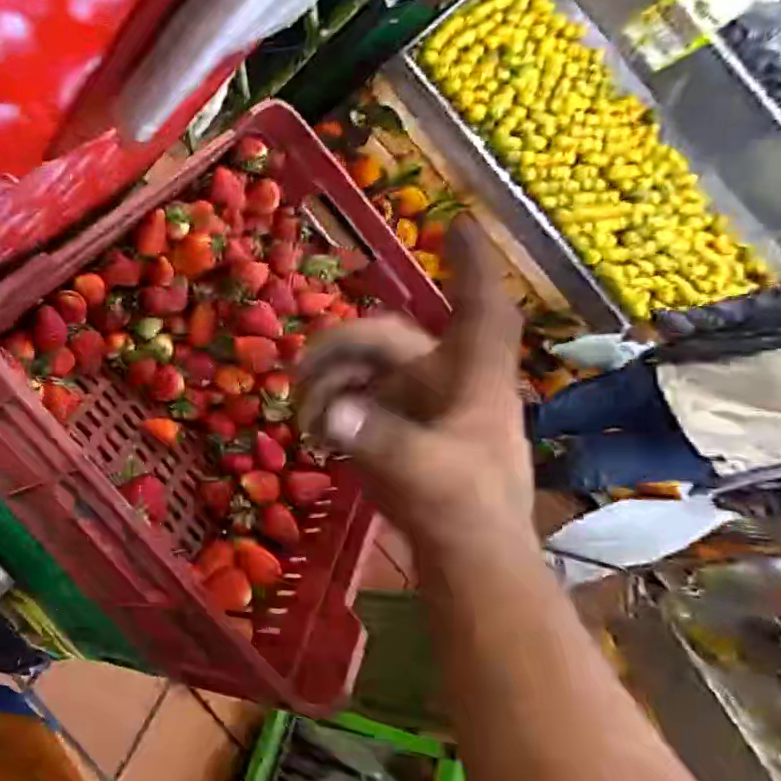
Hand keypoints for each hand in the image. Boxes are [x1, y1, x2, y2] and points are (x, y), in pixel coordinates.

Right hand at [295, 222, 530, 554]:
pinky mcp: (387, 426)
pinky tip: (314, 433)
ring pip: (358, 368)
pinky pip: (347, 399)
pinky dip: (326, 410)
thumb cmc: (464, 511)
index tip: (458, 223)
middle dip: (340, 352)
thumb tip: (332, 411)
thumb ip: (378, 440)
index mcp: (473, 380)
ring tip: (304, 416)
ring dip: (325, 385)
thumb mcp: (425, 474)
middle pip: (384, 339)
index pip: (479, 311)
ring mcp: (411, 403)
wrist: (462, 556)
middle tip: (301, 377)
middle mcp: (440, 380)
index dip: (471, 266)